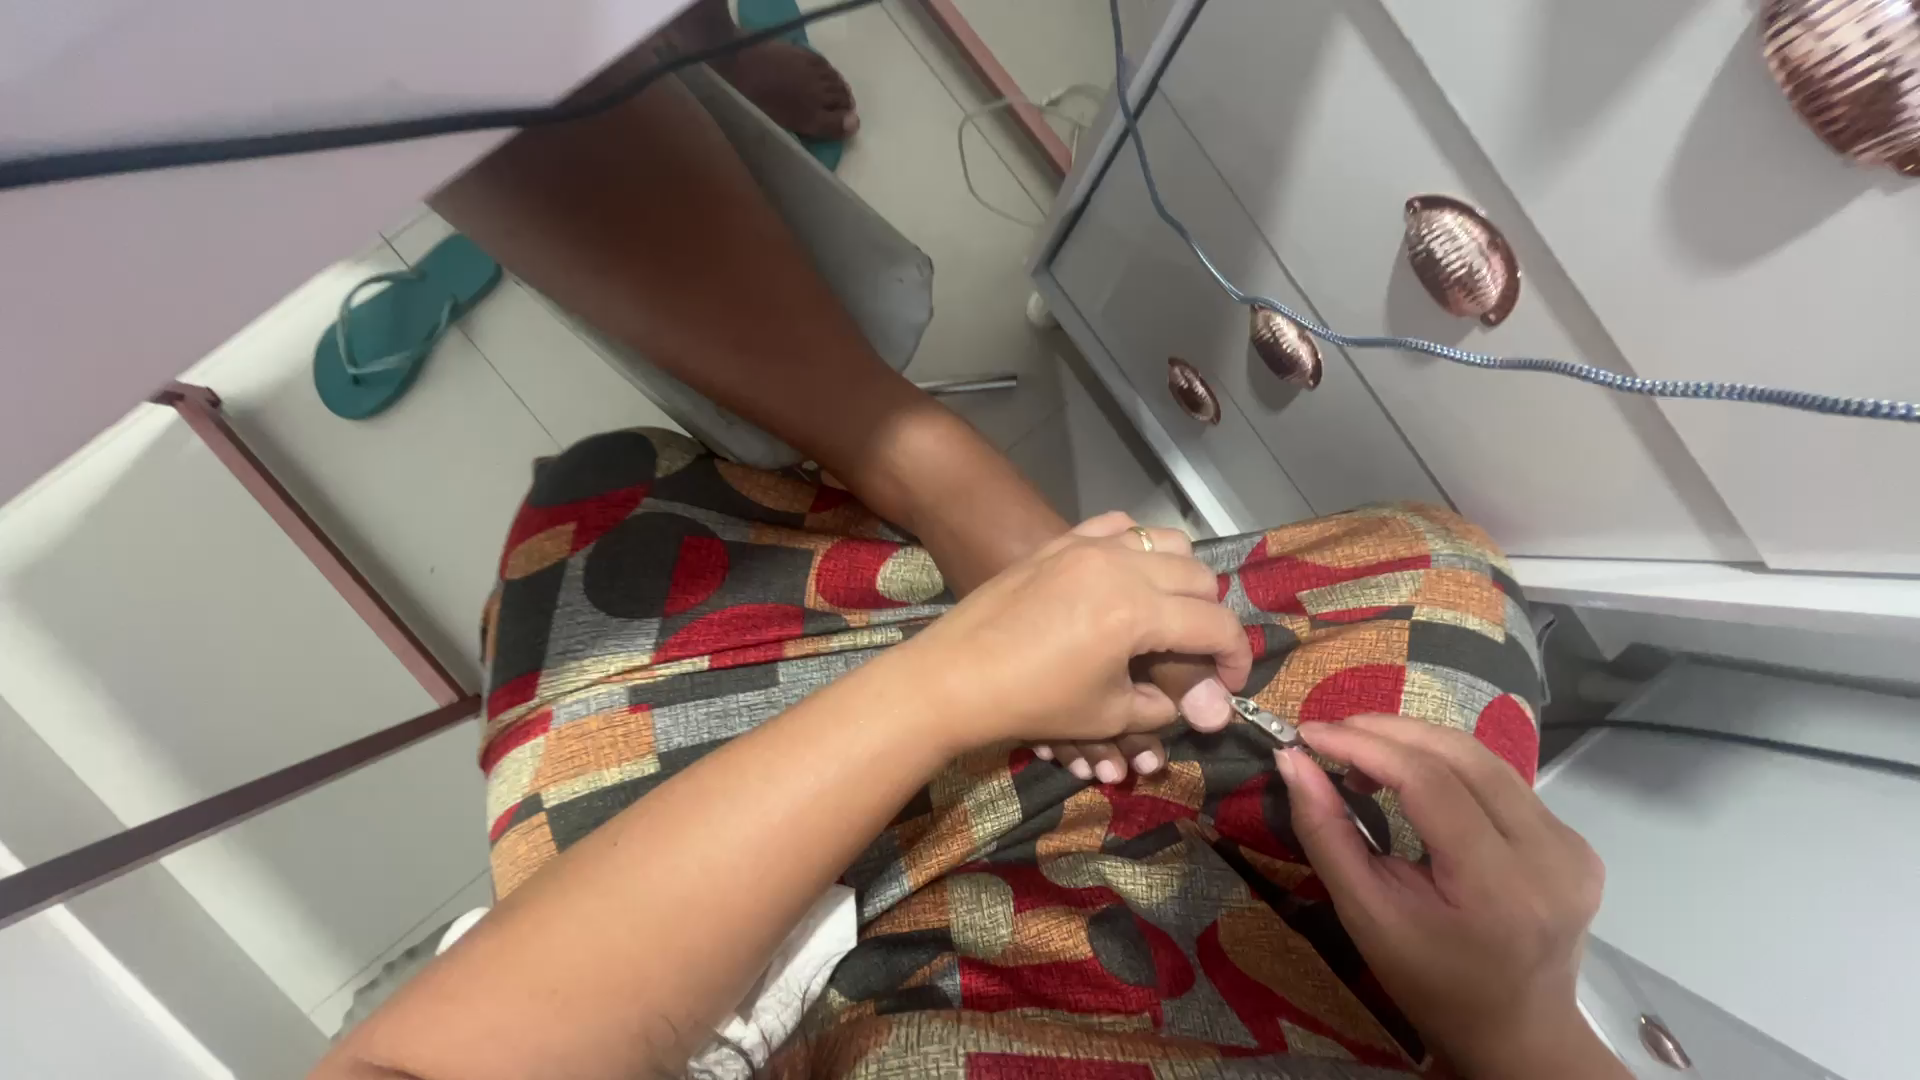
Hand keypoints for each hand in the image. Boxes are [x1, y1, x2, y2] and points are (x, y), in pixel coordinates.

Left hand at [1026, 515, 1238, 782]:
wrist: (957, 674)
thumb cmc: (1033, 701)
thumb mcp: (1108, 714)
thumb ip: (1166, 703)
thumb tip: (1206, 704)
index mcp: (1138, 611)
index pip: (1215, 624)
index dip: (1236, 656)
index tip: (1229, 682)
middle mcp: (1121, 565)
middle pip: (1199, 577)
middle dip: (1210, 617)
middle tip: (1196, 653)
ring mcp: (1087, 545)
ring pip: (1165, 541)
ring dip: (1179, 576)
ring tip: (1166, 611)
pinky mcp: (1061, 541)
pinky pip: (1117, 525)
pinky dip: (1136, 546)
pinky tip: (1127, 574)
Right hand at [1276, 715, 1625, 1079]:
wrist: (1518, 1032)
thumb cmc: (1429, 981)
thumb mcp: (1362, 911)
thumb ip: (1324, 830)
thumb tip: (1290, 759)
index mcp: (1500, 888)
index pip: (1430, 783)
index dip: (1364, 746)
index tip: (1308, 734)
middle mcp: (1551, 856)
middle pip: (1461, 755)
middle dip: (1386, 730)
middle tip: (1329, 735)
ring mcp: (1572, 845)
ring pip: (1481, 757)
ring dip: (1412, 741)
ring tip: (1358, 754)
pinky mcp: (1581, 840)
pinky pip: (1497, 778)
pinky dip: (1442, 763)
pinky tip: (1406, 778)